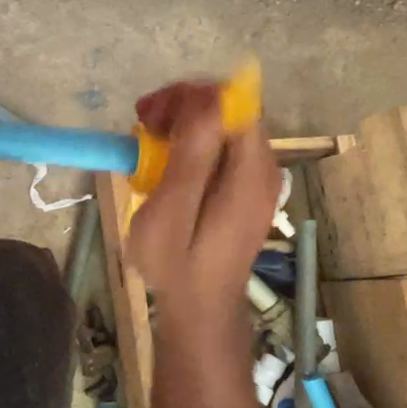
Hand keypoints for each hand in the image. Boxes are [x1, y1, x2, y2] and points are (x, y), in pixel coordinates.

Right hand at [126, 81, 278, 333]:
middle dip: (184, 106)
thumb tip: (205, 100)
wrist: (200, 309)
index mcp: (250, 173)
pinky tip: (167, 162)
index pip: (232, 103)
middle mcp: (264, 169)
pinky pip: (222, 148)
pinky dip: (192, 143)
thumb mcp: (172, 212)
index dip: (190, 97)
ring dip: (184, 123)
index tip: (149, 116)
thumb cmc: (177, 264)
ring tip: (147, 140)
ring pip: (224, 126)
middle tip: (142, 125)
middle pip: (230, 110)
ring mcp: (258, 180)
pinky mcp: (246, 190)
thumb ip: (191, 156)